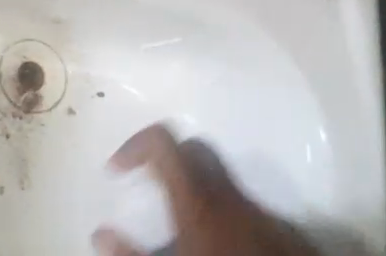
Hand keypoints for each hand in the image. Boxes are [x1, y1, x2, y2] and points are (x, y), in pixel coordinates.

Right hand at [93, 124, 318, 255]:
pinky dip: (227, 218)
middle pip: (193, 150)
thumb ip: (132, 255)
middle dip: (166, 161)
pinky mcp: (286, 235)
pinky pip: (248, 210)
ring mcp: (262, 213)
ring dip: (197, 192)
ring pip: (222, 182)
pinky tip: (223, 251)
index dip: (135, 144)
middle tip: (149, 191)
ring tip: (185, 234)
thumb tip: (100, 235)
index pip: (162, 141)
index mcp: (197, 199)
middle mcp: (229, 195)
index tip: (119, 171)